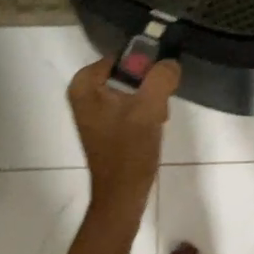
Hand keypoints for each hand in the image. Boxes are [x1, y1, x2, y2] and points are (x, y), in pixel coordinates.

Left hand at [67, 56, 180, 215]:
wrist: (122, 196)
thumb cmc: (129, 152)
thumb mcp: (148, 109)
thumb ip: (160, 78)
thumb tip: (170, 62)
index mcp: (84, 84)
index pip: (124, 57)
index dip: (146, 68)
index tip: (160, 86)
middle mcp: (83, 93)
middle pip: (129, 73)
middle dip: (148, 87)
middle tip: (158, 106)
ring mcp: (94, 110)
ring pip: (133, 89)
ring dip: (149, 101)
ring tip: (156, 120)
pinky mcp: (105, 124)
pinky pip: (130, 104)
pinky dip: (143, 112)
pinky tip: (151, 128)